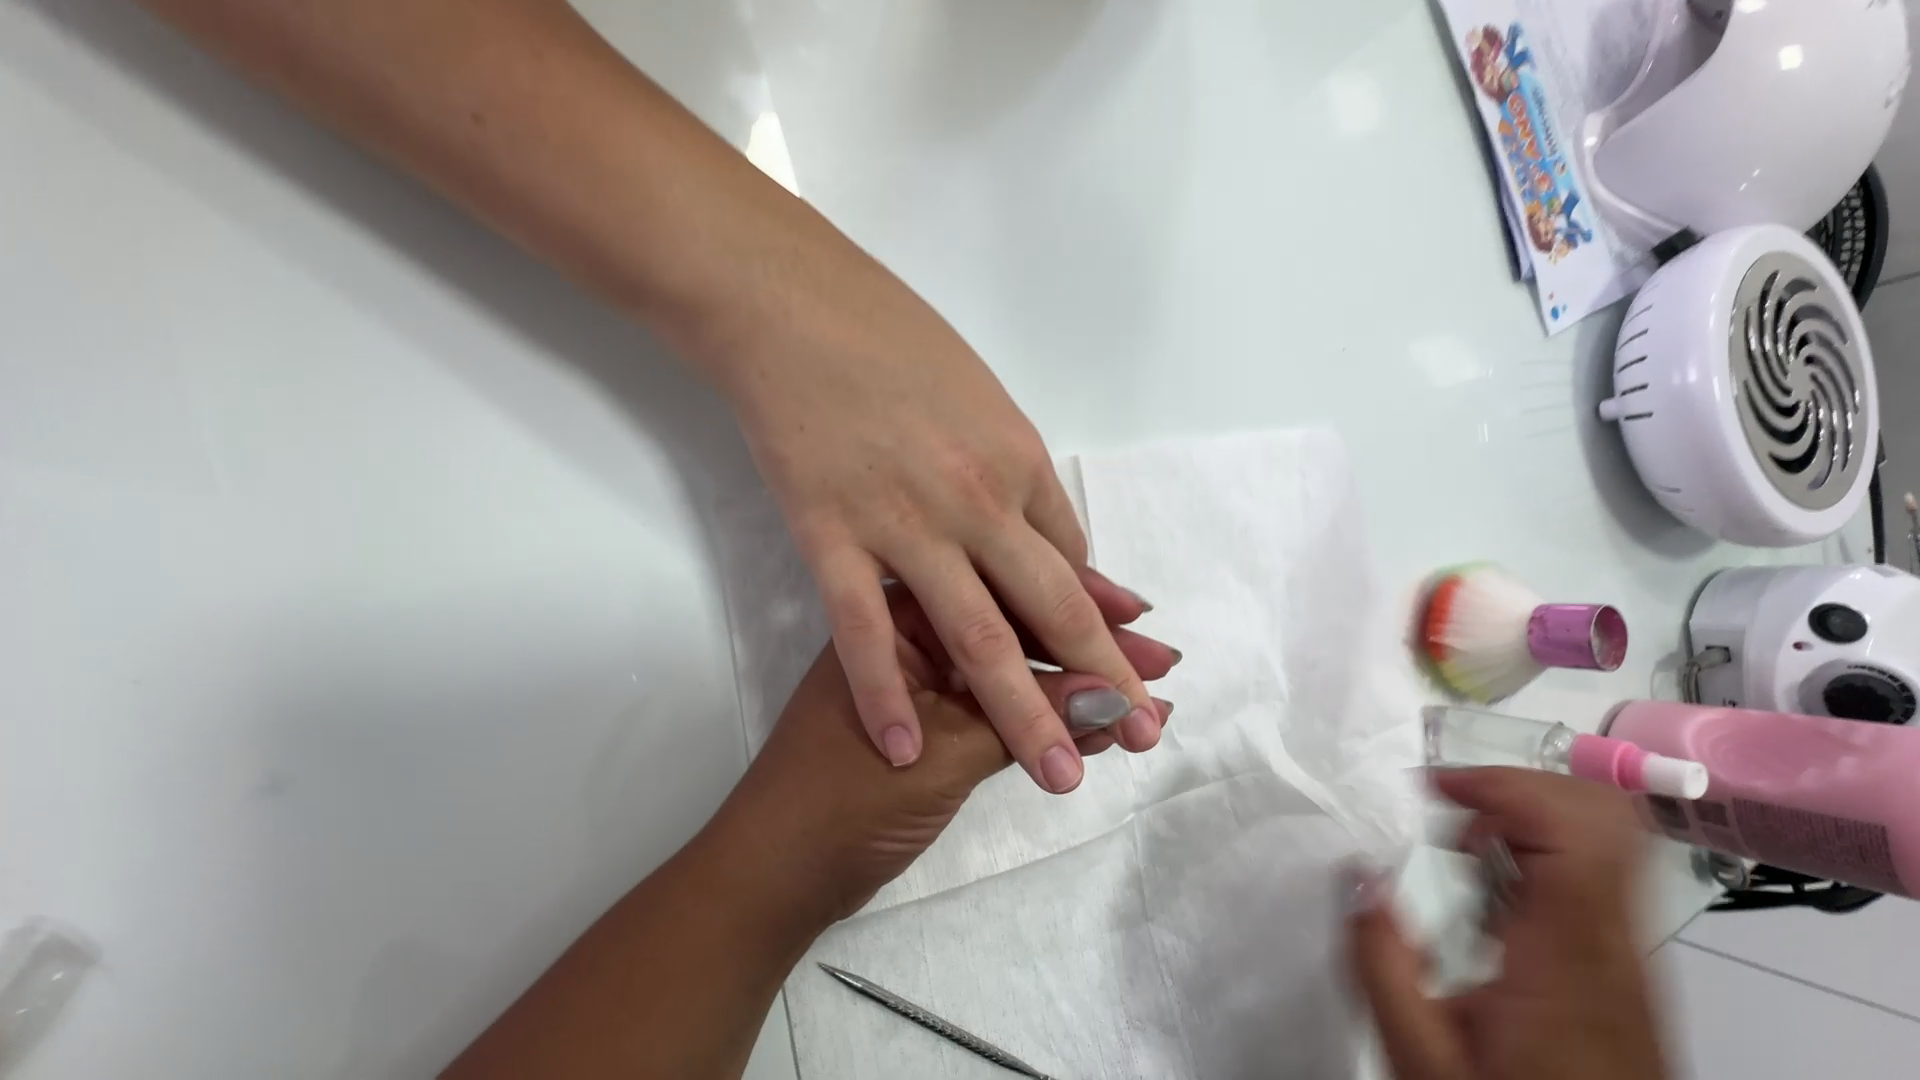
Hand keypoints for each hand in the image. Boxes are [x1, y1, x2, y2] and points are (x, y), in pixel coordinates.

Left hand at [710, 582, 1178, 924]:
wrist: (774, 875)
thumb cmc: (840, 797)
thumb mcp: (941, 754)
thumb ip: (1026, 721)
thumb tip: (1116, 699)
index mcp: (904, 613)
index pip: (1004, 596)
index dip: (1077, 614)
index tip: (1142, 625)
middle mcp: (921, 636)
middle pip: (1020, 630)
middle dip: (1093, 648)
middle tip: (1163, 661)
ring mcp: (930, 683)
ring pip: (1019, 670)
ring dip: (1080, 685)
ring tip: (1149, 695)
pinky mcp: (939, 727)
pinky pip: (1005, 709)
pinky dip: (1051, 718)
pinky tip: (1100, 724)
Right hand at [716, 244, 1159, 794]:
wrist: (791, 303)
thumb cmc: (891, 341)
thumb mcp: (983, 402)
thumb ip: (1027, 483)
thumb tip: (1075, 553)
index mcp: (1019, 461)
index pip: (1074, 564)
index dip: (1103, 627)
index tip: (1129, 675)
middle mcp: (979, 500)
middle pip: (1053, 609)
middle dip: (1101, 683)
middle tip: (1138, 745)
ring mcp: (906, 522)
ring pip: (976, 635)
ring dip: (1023, 714)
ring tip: (1057, 780)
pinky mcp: (831, 536)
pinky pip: (865, 630)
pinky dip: (886, 694)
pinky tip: (904, 750)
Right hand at [1346, 769, 1671, 1079]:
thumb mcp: (1420, 1055)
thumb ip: (1382, 962)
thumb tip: (1360, 872)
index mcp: (1565, 957)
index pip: (1571, 826)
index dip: (1502, 784)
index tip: (1434, 788)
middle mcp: (1615, 942)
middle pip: (1603, 813)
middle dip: (1517, 787)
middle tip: (1452, 812)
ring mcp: (1632, 948)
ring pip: (1608, 831)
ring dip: (1527, 813)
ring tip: (1463, 845)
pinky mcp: (1627, 957)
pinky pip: (1600, 864)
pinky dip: (1541, 843)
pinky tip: (1491, 883)